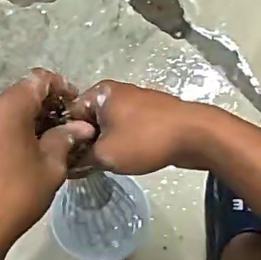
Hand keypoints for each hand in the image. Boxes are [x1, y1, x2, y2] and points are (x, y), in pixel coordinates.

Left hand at [0, 69, 94, 252]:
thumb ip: (66, 138)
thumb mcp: (51, 166)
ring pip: (10, 107)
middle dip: (48, 106)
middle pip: (24, 92)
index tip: (77, 107)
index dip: (62, 88)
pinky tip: (31, 148)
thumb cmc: (17, 195)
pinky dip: (16, 127)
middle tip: (70, 127)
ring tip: (54, 140)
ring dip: (32, 118)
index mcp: (8, 105)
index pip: (40, 80)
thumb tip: (82, 126)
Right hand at [71, 80, 218, 174]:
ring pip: (108, 127)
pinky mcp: (150, 115)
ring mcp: (135, 102)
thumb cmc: (146, 140)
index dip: (64, 139)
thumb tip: (69, 165)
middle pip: (88, 121)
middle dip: (85, 143)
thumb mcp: (105, 154)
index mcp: (100, 92)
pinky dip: (122, 144)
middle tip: (84, 167)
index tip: (65, 160)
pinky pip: (126, 130)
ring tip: (104, 165)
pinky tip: (124, 160)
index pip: (68, 116)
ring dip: (104, 146)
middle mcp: (115, 92)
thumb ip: (82, 159)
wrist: (196, 135)